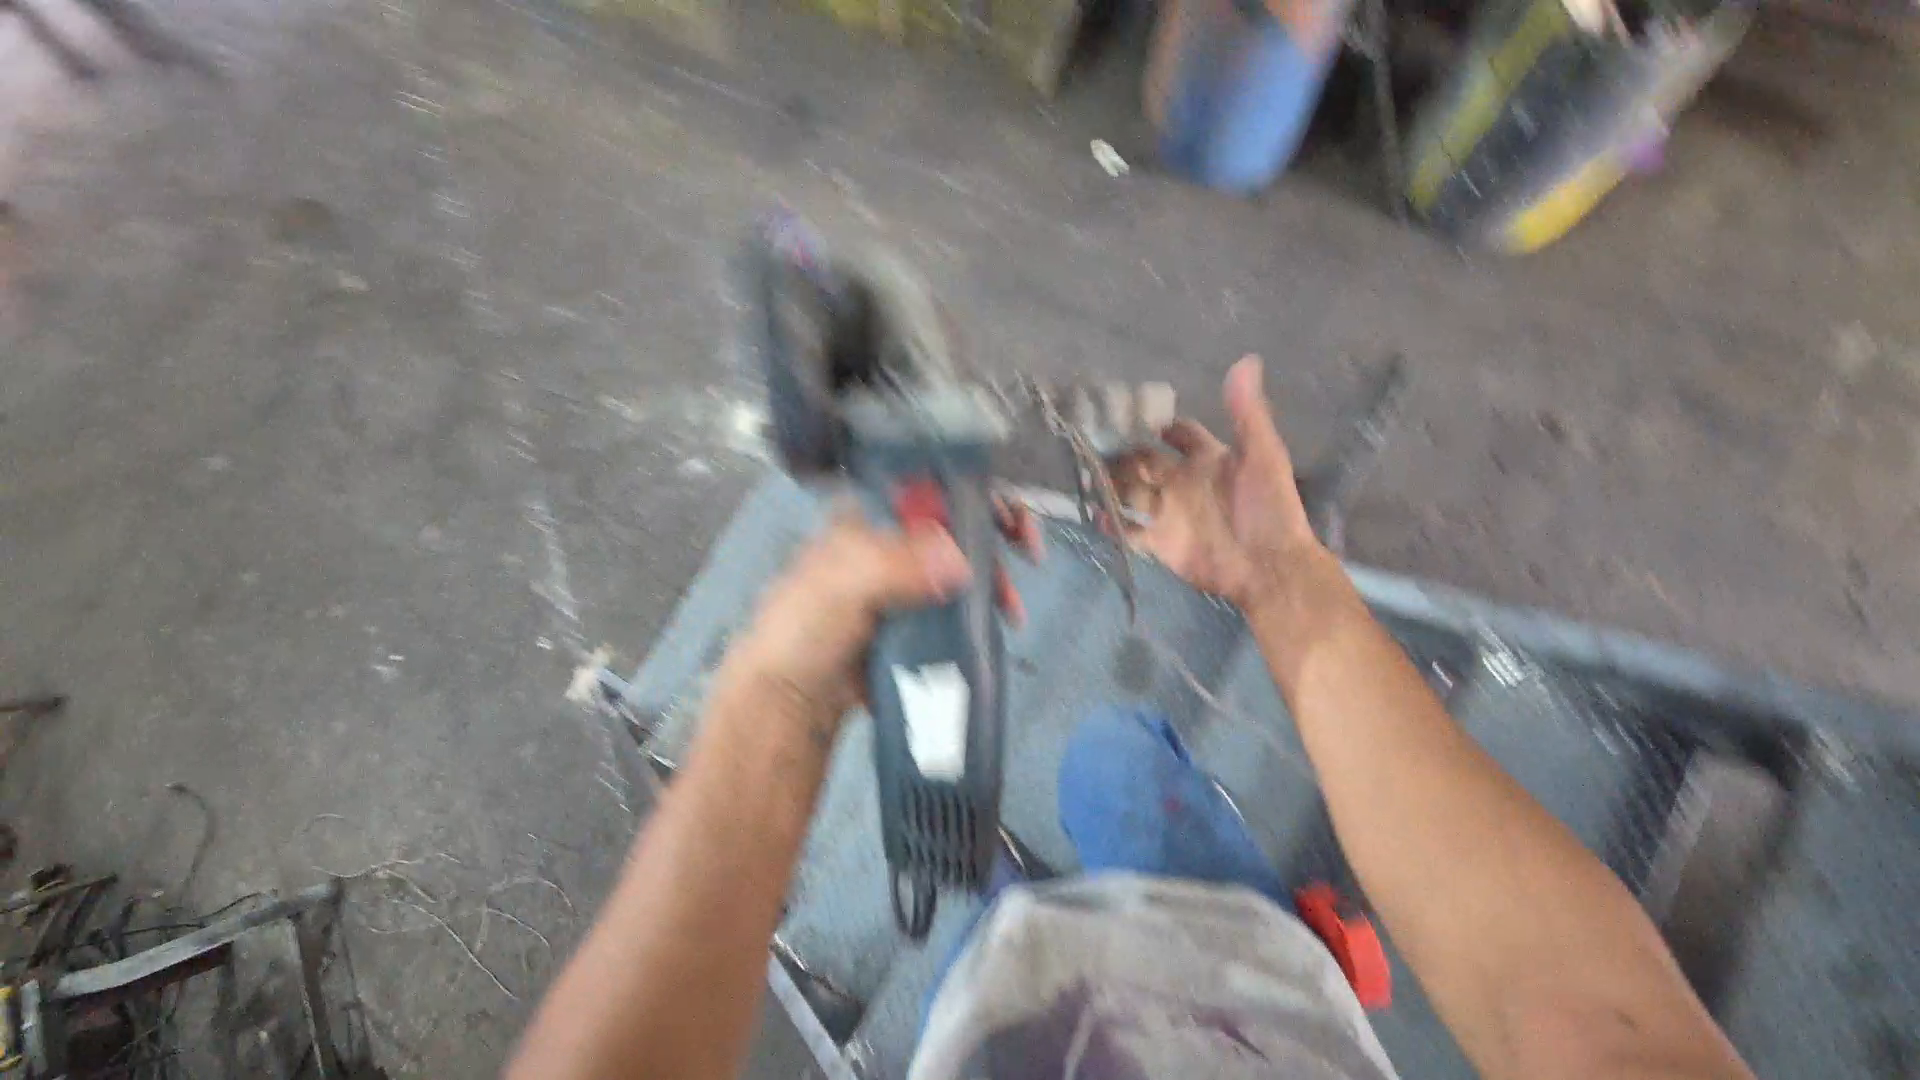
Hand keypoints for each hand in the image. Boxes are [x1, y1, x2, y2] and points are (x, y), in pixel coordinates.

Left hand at [719, 497, 1042, 728]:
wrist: (790, 698)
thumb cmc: (804, 628)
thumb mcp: (843, 587)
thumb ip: (896, 566)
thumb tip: (958, 558)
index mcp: (867, 520)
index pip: (929, 488)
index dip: (972, 492)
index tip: (1006, 516)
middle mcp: (890, 545)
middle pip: (955, 526)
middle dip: (996, 535)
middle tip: (1030, 552)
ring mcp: (903, 585)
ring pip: (961, 568)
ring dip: (994, 581)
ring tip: (1011, 612)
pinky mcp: (914, 622)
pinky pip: (955, 608)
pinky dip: (980, 613)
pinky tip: (996, 627)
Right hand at [1112, 356, 1321, 610]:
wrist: (1268, 568)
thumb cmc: (1269, 509)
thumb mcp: (1263, 456)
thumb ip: (1248, 413)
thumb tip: (1246, 360)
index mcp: (1208, 458)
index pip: (1178, 432)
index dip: (1158, 422)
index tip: (1129, 411)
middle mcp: (1183, 481)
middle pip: (1144, 460)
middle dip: (1122, 453)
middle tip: (1094, 442)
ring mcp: (1168, 512)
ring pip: (1130, 492)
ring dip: (1110, 484)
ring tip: (1084, 472)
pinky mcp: (1159, 543)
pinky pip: (1128, 530)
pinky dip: (1112, 523)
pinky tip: (1097, 514)